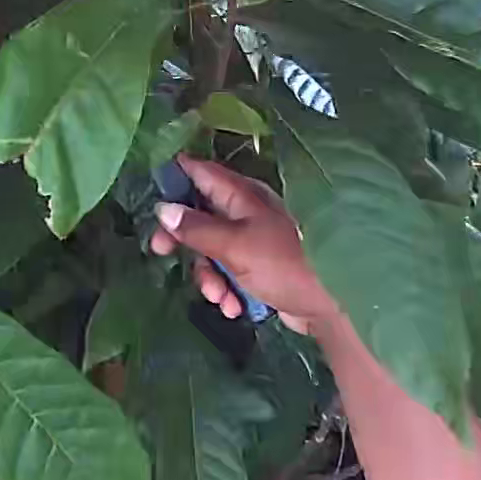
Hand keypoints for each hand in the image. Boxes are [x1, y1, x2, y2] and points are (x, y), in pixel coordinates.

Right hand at [147, 155, 341, 334]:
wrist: (330, 305)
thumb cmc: (283, 264)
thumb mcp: (234, 245)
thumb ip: (197, 228)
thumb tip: (162, 208)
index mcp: (241, 194)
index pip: (199, 172)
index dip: (174, 177)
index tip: (150, 193)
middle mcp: (244, 211)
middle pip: (198, 214)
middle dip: (182, 237)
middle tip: (161, 252)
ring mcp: (251, 239)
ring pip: (210, 249)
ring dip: (208, 275)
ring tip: (221, 297)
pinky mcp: (256, 266)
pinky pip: (227, 271)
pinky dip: (227, 288)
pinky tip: (236, 307)